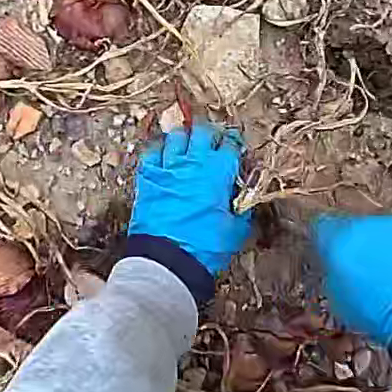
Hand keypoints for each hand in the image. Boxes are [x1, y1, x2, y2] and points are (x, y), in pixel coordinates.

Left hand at [128, 121, 251, 275]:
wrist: (168, 260)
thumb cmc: (204, 246)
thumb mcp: (235, 229)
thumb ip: (241, 208)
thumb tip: (243, 200)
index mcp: (219, 172)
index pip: (230, 145)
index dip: (234, 145)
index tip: (235, 150)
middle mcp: (194, 163)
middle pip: (202, 131)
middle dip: (210, 133)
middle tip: (212, 140)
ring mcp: (169, 167)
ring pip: (176, 136)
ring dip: (184, 137)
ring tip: (188, 142)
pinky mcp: (148, 177)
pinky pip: (151, 152)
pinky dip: (159, 149)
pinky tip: (163, 153)